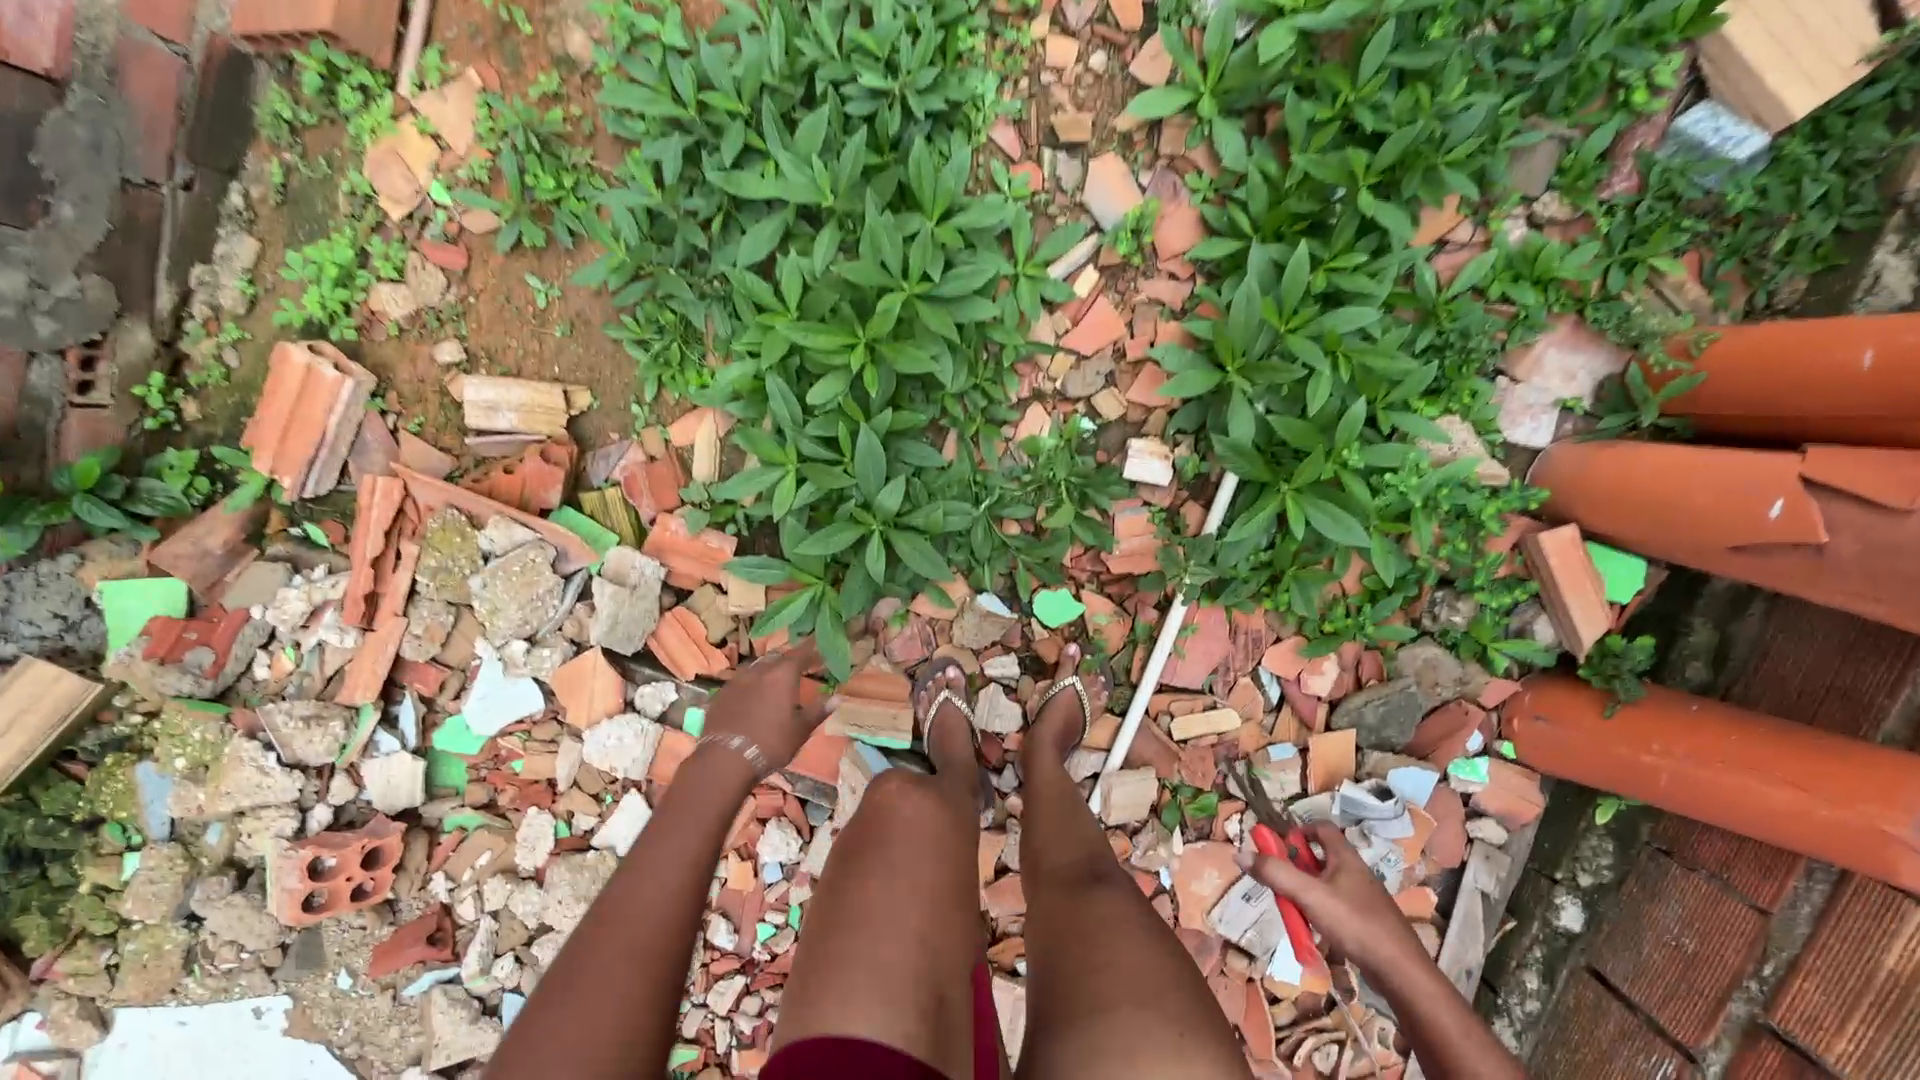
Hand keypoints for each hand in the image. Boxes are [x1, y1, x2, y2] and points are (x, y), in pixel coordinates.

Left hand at [699, 639, 832, 772]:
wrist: (725, 759)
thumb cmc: (771, 743)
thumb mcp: (800, 730)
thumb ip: (818, 711)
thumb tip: (837, 698)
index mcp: (782, 675)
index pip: (800, 654)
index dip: (811, 653)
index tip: (820, 654)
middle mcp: (759, 671)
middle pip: (777, 658)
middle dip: (790, 661)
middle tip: (799, 668)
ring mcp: (736, 681)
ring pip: (756, 668)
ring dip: (769, 671)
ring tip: (775, 681)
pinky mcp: (720, 694)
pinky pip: (740, 681)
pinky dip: (751, 684)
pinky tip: (752, 696)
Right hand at [1237, 822, 1426, 974]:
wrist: (1400, 970)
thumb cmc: (1355, 923)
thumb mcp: (1309, 895)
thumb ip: (1275, 874)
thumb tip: (1239, 854)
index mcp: (1345, 857)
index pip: (1321, 827)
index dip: (1298, 830)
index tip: (1278, 846)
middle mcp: (1354, 872)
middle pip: (1318, 858)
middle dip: (1294, 868)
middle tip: (1278, 884)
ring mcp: (1360, 898)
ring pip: (1323, 885)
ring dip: (1303, 894)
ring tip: (1292, 911)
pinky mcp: (1363, 921)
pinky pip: (1332, 907)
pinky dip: (1317, 914)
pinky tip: (1312, 932)